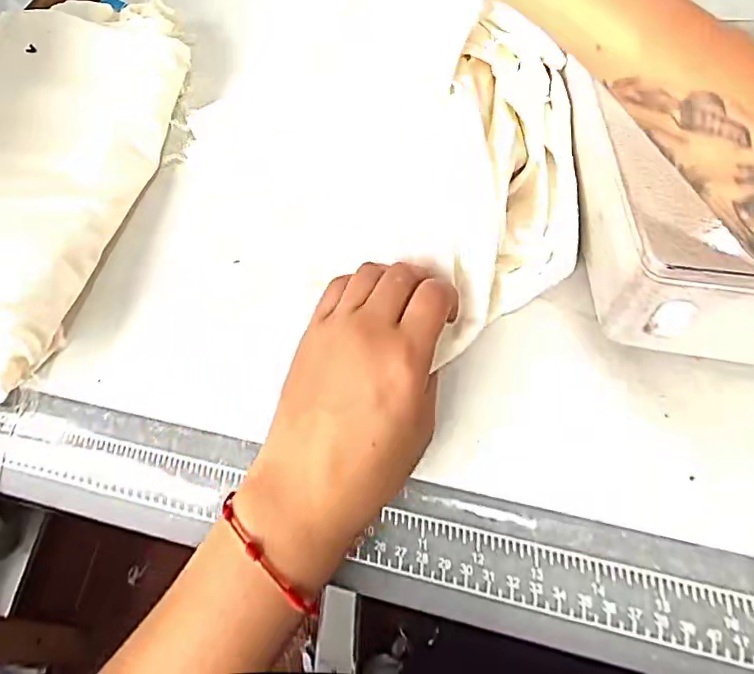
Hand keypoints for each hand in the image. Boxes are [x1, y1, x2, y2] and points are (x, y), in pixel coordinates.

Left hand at [237, 263, 457, 591]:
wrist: (305, 483)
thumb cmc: (363, 469)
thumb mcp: (421, 426)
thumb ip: (428, 375)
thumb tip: (428, 347)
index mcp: (403, 356)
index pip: (434, 294)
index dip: (448, 296)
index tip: (447, 310)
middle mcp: (369, 332)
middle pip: (403, 274)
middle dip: (422, 283)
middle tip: (425, 303)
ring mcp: (336, 327)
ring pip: (370, 271)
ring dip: (390, 278)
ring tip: (394, 300)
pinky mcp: (312, 331)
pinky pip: (337, 286)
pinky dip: (356, 285)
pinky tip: (362, 304)